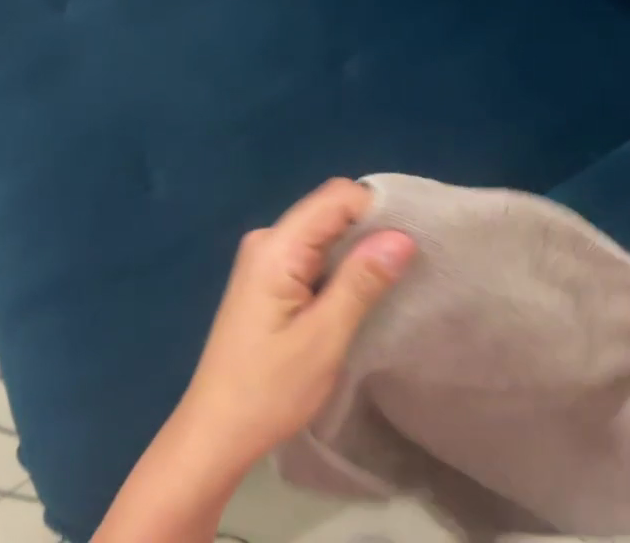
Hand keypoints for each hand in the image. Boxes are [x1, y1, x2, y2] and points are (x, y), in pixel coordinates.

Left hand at [178, 178, 416, 467]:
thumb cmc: (269, 389)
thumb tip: (402, 236)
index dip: (377, 209)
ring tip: (392, 280)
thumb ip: (361, 282)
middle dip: (371, 229)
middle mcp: (268, 241)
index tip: (413, 240)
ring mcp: (264, 260)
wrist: (216, 432)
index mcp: (276, 247)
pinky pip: (312, 255)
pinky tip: (360, 293)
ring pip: (324, 234)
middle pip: (329, 212)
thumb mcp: (324, 338)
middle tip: (410, 264)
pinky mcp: (268, 281)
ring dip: (357, 251)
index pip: (336, 197)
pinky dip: (340, 267)